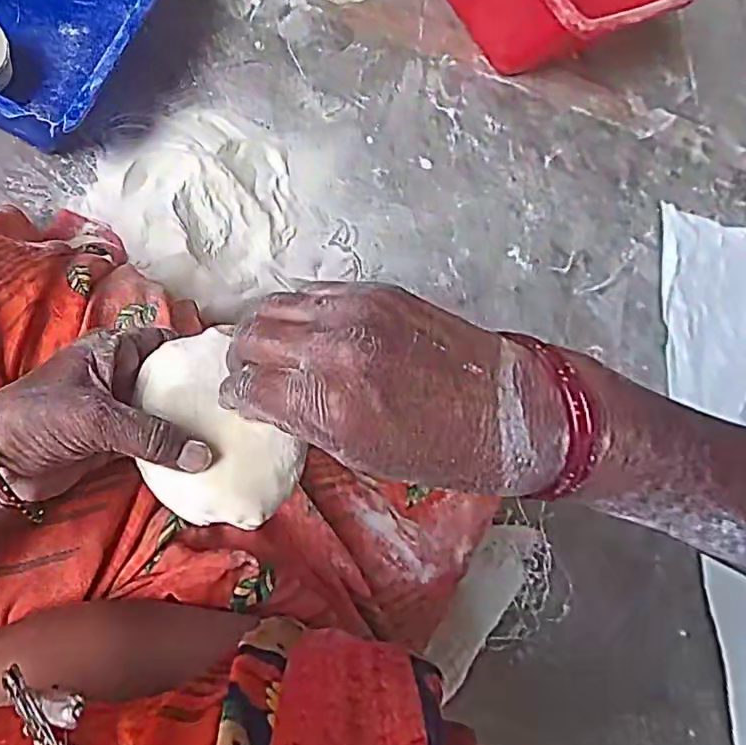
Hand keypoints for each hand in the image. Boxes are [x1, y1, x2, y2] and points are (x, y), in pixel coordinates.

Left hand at [0, 327, 213, 501]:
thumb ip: (150, 434)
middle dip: (198, 392)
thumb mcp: (96, 418)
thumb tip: (204, 455)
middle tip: (239, 406)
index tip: (231, 365)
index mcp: (112, 350)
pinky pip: (154, 443)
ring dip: (188, 425)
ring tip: (231, 433)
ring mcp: (119, 411)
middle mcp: (120, 375)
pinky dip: (174, 451)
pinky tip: (203, 459)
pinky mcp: (116, 443)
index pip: (163, 341)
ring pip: (164, 413)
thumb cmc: (39, 418)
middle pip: (169, 380)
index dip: (194, 350)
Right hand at [219, 283, 566, 496]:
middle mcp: (334, 349)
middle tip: (247, 372)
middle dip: (240, 358)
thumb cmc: (441, 449)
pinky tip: (304, 329)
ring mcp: (354, 312)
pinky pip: (311, 293)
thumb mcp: (361, 453)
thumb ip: (303, 420)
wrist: (510, 408)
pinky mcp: (374, 291)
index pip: (250, 385)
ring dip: (261, 328)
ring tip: (268, 346)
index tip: (236, 396)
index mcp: (329, 403)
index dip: (235, 393)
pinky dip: (296, 311)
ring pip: (273, 306)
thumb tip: (265, 399)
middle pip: (251, 337)